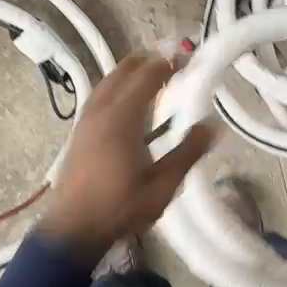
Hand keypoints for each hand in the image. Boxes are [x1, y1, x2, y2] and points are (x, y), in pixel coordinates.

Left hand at [36, 51, 217, 261]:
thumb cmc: (120, 208)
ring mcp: (85, 121)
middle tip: (171, 58)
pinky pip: (99, 96)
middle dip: (148, 60)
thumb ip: (188, 152)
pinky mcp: (78, 133)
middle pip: (123, 72)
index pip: (147, 77)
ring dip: (129, 71)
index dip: (168, 64)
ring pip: (107, 82)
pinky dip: (116, 86)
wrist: (73, 229)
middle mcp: (101, 111)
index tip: (189, 58)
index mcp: (122, 118)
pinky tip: (125, 99)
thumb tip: (213, 126)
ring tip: (150, 70)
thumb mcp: (163, 185)